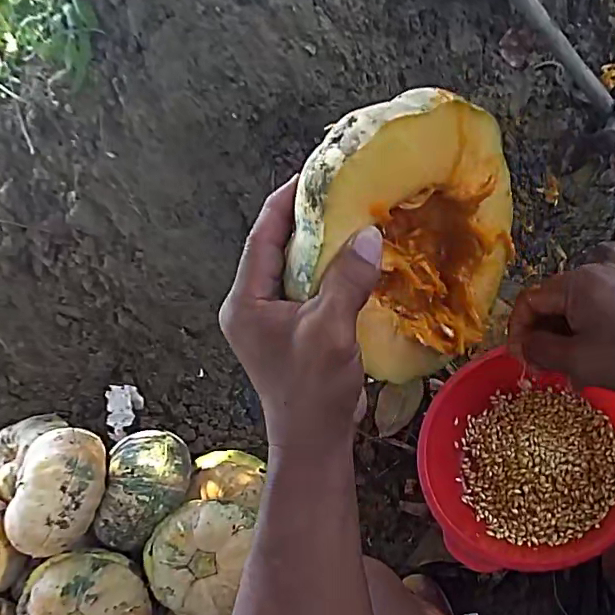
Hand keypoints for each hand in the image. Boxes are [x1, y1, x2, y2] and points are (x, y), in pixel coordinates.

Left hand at [220, 178, 383, 453]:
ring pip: (298, 272)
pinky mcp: (295, 335)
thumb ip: (346, 280)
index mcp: (245, 302)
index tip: (313, 174)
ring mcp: (273, 322)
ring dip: (324, 250)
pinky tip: (358, 265)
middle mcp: (252, 307)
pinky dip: (333, 277)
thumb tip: (369, 235)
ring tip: (354, 223)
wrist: (316, 440)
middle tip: (341, 195)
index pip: (262, 236)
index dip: (287, 202)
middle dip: (309, 223)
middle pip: (278, 250)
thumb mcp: (330, 330)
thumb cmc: (313, 390)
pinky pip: (312, 293)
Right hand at [507, 264, 614, 390]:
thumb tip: (523, 346)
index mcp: (576, 282)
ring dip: (566, 342)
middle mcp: (595, 274)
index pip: (528, 301)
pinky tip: (598, 364)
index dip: (517, 333)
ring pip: (575, 313)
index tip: (519, 362)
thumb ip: (541, 351)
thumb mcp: (579, 360)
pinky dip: (588, 337)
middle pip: (551, 305)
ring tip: (574, 375)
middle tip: (545, 372)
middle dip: (543, 339)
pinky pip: (598, 314)